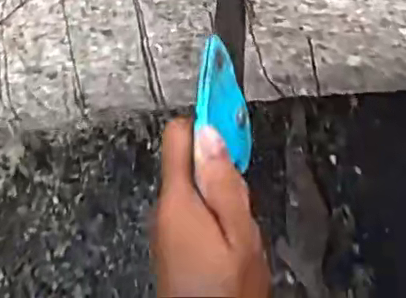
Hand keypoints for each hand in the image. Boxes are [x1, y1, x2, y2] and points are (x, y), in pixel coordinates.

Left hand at [152, 119, 269, 297]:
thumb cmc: (226, 292)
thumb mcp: (239, 236)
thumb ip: (225, 183)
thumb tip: (209, 131)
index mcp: (177, 199)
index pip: (178, 133)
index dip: (205, 124)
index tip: (231, 130)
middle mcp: (164, 207)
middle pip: (188, 161)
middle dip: (218, 170)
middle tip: (240, 201)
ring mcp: (165, 227)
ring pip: (193, 187)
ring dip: (217, 196)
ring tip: (238, 231)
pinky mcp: (172, 245)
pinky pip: (191, 212)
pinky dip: (211, 216)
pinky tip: (228, 246)